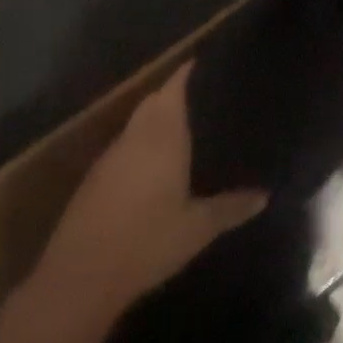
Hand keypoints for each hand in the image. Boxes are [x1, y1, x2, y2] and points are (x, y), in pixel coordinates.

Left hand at [36, 59, 268, 306]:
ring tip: (187, 127)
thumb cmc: (146, 243)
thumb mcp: (198, 228)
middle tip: (205, 95)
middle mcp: (134, 139)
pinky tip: (156, 166)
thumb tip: (265, 194)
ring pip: (136, 126)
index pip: (173, 90)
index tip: (207, 62)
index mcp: (161, 137)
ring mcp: (108, 160)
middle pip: (153, 103)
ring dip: (156, 120)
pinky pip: (124, 150)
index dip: (188, 73)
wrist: (77, 281)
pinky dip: (141, 146)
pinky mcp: (93, 183)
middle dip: (174, 94)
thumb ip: (231, 207)